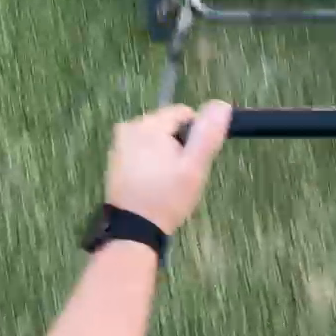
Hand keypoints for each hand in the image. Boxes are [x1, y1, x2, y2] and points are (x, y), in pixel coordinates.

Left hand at [105, 101, 232, 233]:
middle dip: (179, 146)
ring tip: (167, 182)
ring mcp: (118, 144)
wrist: (134, 230)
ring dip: (166, 155)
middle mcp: (128, 127)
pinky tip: (153, 184)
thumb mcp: (194, 167)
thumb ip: (208, 134)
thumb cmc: (167, 197)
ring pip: (156, 140)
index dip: (195, 136)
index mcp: (147, 124)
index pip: (184, 114)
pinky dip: (151, 163)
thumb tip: (221, 104)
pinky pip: (142, 152)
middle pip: (168, 126)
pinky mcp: (114, 160)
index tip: (193, 161)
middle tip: (181, 175)